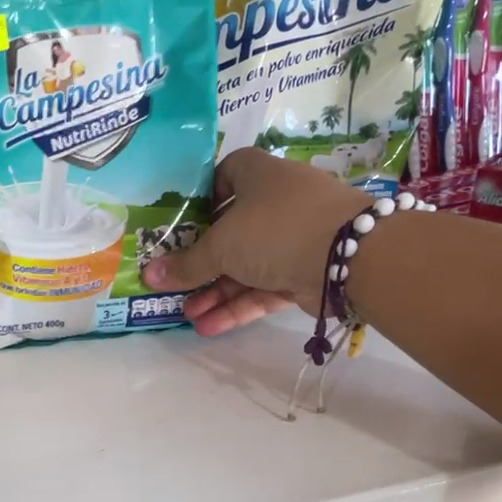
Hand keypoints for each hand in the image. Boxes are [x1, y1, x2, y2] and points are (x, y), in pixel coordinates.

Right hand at [142, 148, 368, 335]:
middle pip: (231, 230)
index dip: (205, 195)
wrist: (352, 254)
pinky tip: (209, 328)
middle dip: (201, 261)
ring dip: (216, 291)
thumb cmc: (275, 229)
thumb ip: (186, 265)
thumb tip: (149, 275)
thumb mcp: (221, 246)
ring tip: (187, 315)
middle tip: (175, 282)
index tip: (183, 222)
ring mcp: (293, 239)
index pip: (228, 174)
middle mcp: (277, 203)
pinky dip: (238, 306)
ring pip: (246, 265)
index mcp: (259, 176)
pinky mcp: (304, 272)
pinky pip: (263, 288)